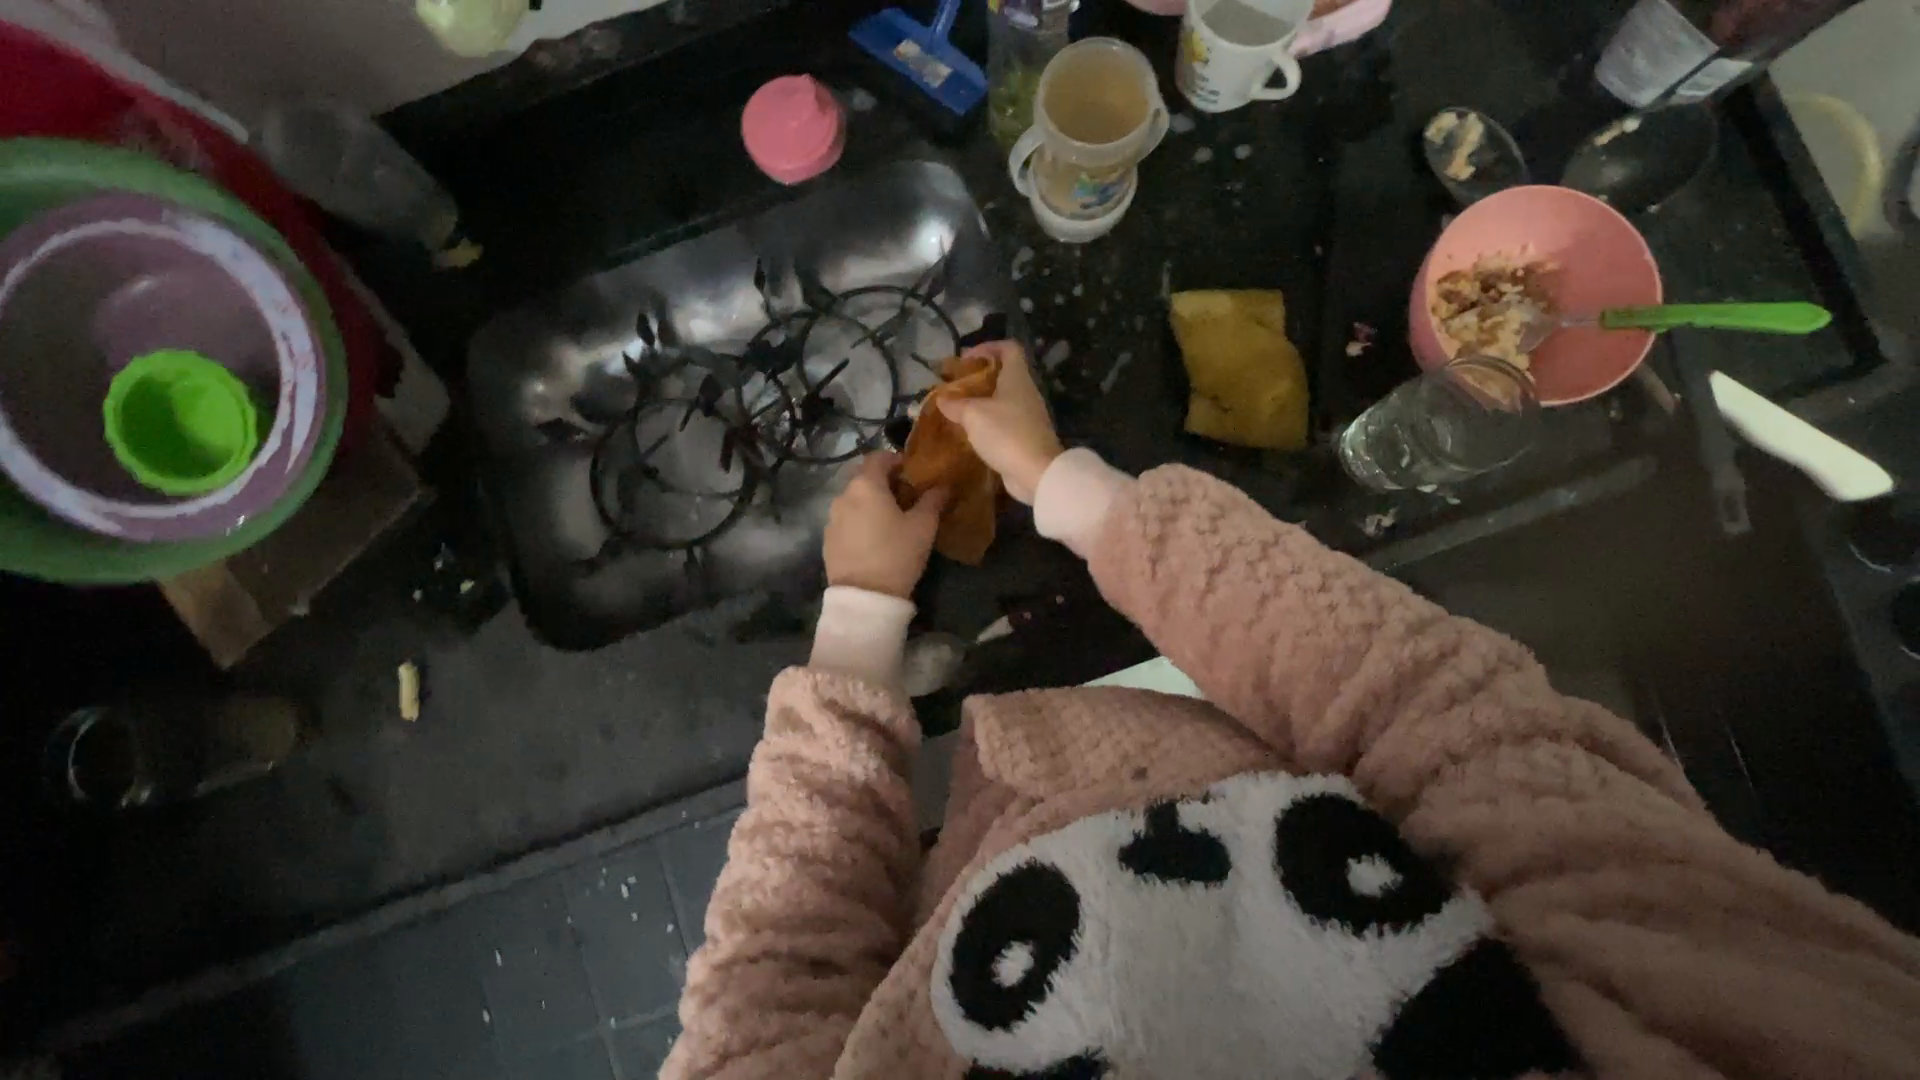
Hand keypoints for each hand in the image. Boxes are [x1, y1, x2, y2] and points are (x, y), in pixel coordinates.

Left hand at [824, 452, 947, 598]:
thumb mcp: (923, 527)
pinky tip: (874, 539)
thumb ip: (932, 500)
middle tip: (906, 498)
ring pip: (854, 500)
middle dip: (884, 482)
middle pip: (864, 478)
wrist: (865, 597)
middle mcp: (843, 495)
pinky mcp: (828, 539)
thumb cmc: (897, 554)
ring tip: (891, 520)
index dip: (896, 460)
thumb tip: (942, 485)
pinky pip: (846, 520)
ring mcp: (832, 518)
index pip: (878, 457)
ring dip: (871, 502)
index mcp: (866, 485)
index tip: (912, 474)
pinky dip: (860, 520)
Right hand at [936, 340, 1062, 503]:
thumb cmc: (1005, 433)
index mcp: (1017, 378)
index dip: (988, 346)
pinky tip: (970, 431)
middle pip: (1004, 374)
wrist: (1036, 472)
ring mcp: (1028, 416)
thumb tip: (942, 399)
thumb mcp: (973, 415)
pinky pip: (1004, 421)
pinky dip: (987, 422)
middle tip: (955, 386)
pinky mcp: (1026, 437)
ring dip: (981, 402)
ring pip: (1003, 400)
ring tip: (957, 409)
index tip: (966, 359)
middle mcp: (1026, 392)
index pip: (1009, 348)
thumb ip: (955, 404)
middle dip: (979, 377)